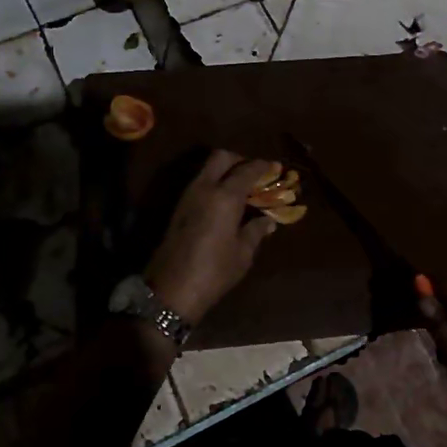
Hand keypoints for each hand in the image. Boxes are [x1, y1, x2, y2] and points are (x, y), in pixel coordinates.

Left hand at [144, 150, 278, 325]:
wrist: (171, 288)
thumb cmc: (214, 272)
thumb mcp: (242, 254)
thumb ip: (255, 231)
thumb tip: (268, 221)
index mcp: (225, 196)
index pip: (247, 170)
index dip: (263, 167)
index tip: (274, 169)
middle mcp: (204, 188)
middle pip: (222, 157)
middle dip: (240, 160)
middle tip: (254, 174)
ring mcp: (188, 195)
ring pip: (207, 168)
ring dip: (225, 171)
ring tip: (242, 189)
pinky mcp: (178, 207)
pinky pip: (199, 183)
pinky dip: (214, 183)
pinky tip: (225, 202)